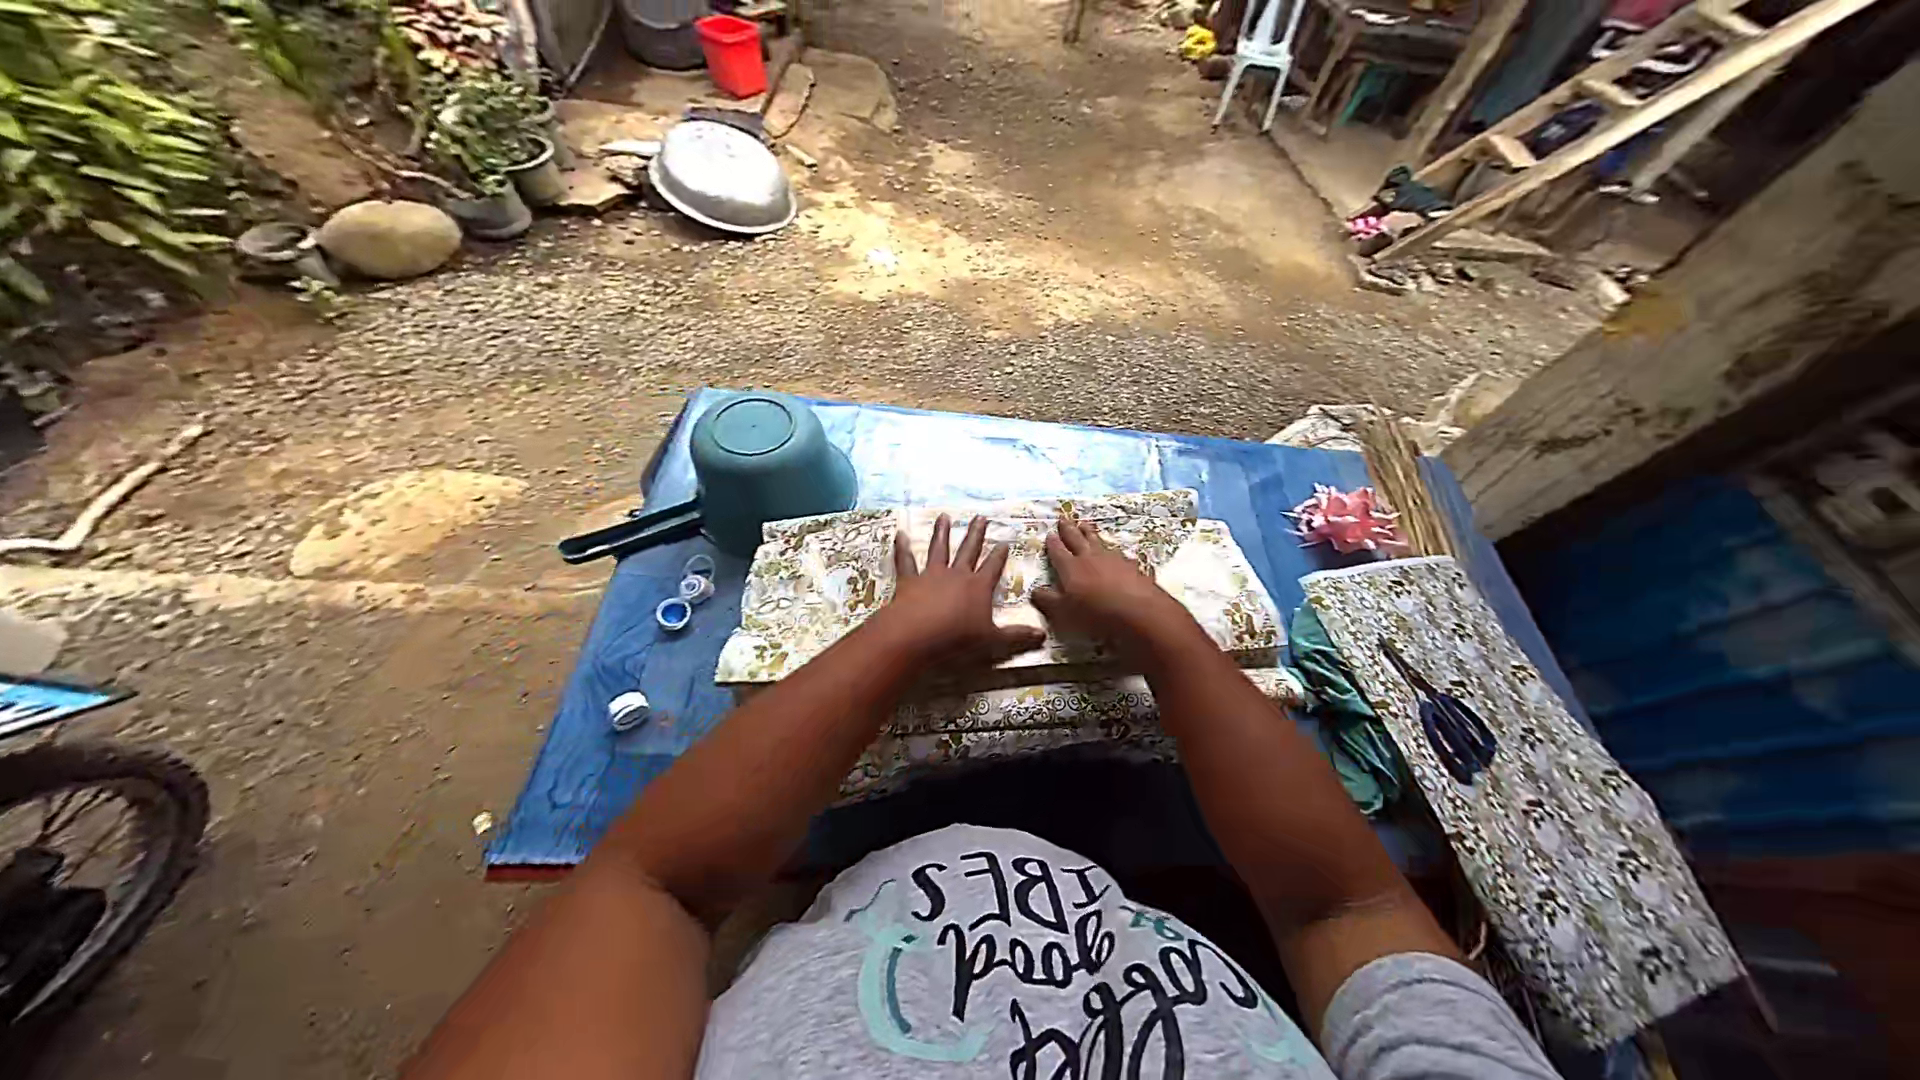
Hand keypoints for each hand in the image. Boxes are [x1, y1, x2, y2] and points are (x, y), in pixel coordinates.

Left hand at [869, 514, 1045, 666]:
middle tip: (980, 517)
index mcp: (978, 588)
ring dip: (942, 533)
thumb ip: (1016, 637)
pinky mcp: (908, 582)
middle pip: (969, 551)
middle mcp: (956, 575)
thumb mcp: (992, 642)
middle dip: (976, 535)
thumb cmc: (956, 640)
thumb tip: (1042, 635)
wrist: (916, 637)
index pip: (993, 568)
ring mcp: (931, 576)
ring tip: (944, 517)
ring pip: (939, 549)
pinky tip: (900, 534)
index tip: (1004, 542)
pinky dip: (902, 548)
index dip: (999, 556)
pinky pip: (905, 561)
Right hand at [1029, 518, 1195, 661]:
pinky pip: (1122, 556)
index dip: (1052, 543)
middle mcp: (1091, 558)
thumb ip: (1047, 600)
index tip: (1049, 534)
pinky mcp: (1133, 567)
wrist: (1138, 612)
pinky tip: (1121, 555)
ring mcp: (1114, 560)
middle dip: (1068, 529)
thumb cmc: (1095, 613)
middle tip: (1063, 518)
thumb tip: (1034, 591)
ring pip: (1099, 542)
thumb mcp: (1063, 612)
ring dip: (1091, 533)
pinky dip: (1117, 553)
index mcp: (1071, 567)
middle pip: (1077, 539)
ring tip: (1086, 525)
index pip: (1058, 551)